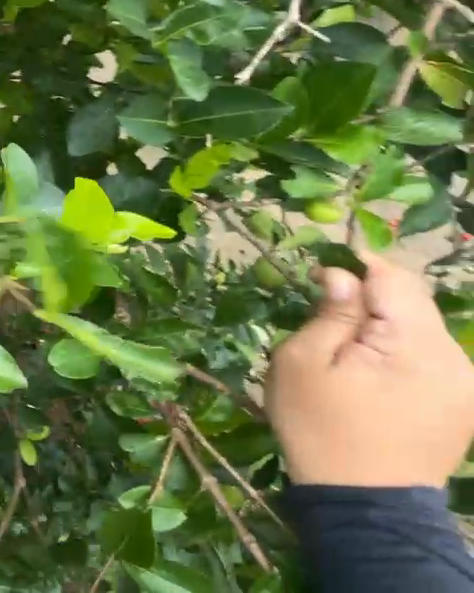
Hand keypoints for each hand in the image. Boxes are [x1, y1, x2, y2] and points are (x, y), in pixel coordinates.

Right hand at [265, 254, 473, 487]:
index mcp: (415, 347)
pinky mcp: (462, 400)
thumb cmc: (319, 422)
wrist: (365, 496)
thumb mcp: (303, 361)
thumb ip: (329, 314)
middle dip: (367, 296)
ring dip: (381, 323)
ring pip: (421, 327)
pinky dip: (396, 347)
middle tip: (320, 309)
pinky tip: (367, 368)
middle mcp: (456, 359)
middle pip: (413, 302)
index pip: (395, 280)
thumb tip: (339, 276)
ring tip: (341, 345)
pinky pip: (430, 354)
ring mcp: (465, 383)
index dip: (356, 265)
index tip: (318, 270)